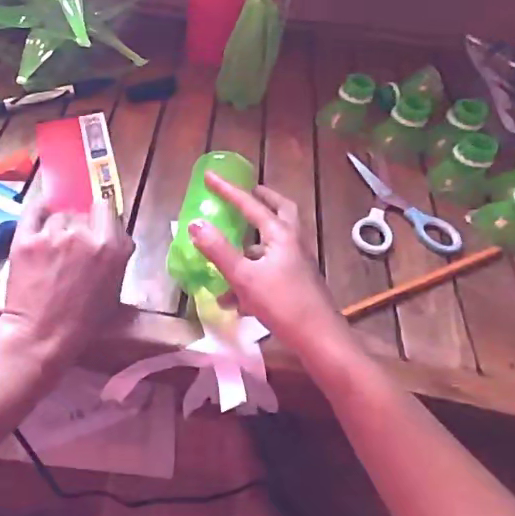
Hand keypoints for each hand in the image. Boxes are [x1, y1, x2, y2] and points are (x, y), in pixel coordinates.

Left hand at [0, 183, 133, 360]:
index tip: (95, 225)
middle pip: (80, 212)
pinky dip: (37, 210)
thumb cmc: (81, 321)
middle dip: (78, 226)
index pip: (106, 206)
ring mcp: (52, 235)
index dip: (100, 216)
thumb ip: (116, 255)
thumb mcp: (114, 289)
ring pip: (57, 215)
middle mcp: (82, 234)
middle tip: (72, 246)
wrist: (40, 334)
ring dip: (57, 226)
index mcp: (110, 246)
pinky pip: (33, 210)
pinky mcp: (25, 238)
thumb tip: (112, 234)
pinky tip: (40, 215)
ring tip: (52, 246)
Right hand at [188, 173, 360, 372]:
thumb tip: (195, 223)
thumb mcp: (244, 277)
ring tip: (227, 246)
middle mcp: (292, 244)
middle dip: (263, 201)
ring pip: (272, 243)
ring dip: (251, 241)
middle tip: (248, 193)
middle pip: (281, 212)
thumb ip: (218, 250)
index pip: (251, 205)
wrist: (319, 339)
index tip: (210, 175)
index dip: (228, 190)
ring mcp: (296, 265)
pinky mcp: (294, 284)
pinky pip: (268, 269)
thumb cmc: (283, 304)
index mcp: (281, 236)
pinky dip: (249, 273)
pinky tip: (230, 299)